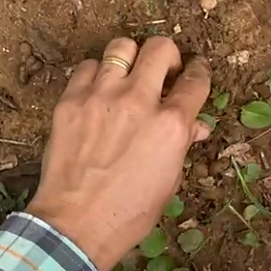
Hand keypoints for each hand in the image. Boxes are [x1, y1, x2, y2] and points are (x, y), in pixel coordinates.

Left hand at [28, 36, 212, 270]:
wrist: (76, 224)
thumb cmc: (128, 212)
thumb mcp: (168, 181)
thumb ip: (182, 145)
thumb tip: (196, 126)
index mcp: (171, 125)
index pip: (195, 81)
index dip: (199, 73)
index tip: (195, 72)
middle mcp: (139, 102)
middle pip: (161, 49)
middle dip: (168, 55)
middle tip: (163, 71)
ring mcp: (102, 96)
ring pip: (122, 46)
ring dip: (131, 57)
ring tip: (129, 74)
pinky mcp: (71, 100)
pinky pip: (88, 67)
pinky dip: (97, 74)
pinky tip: (99, 91)